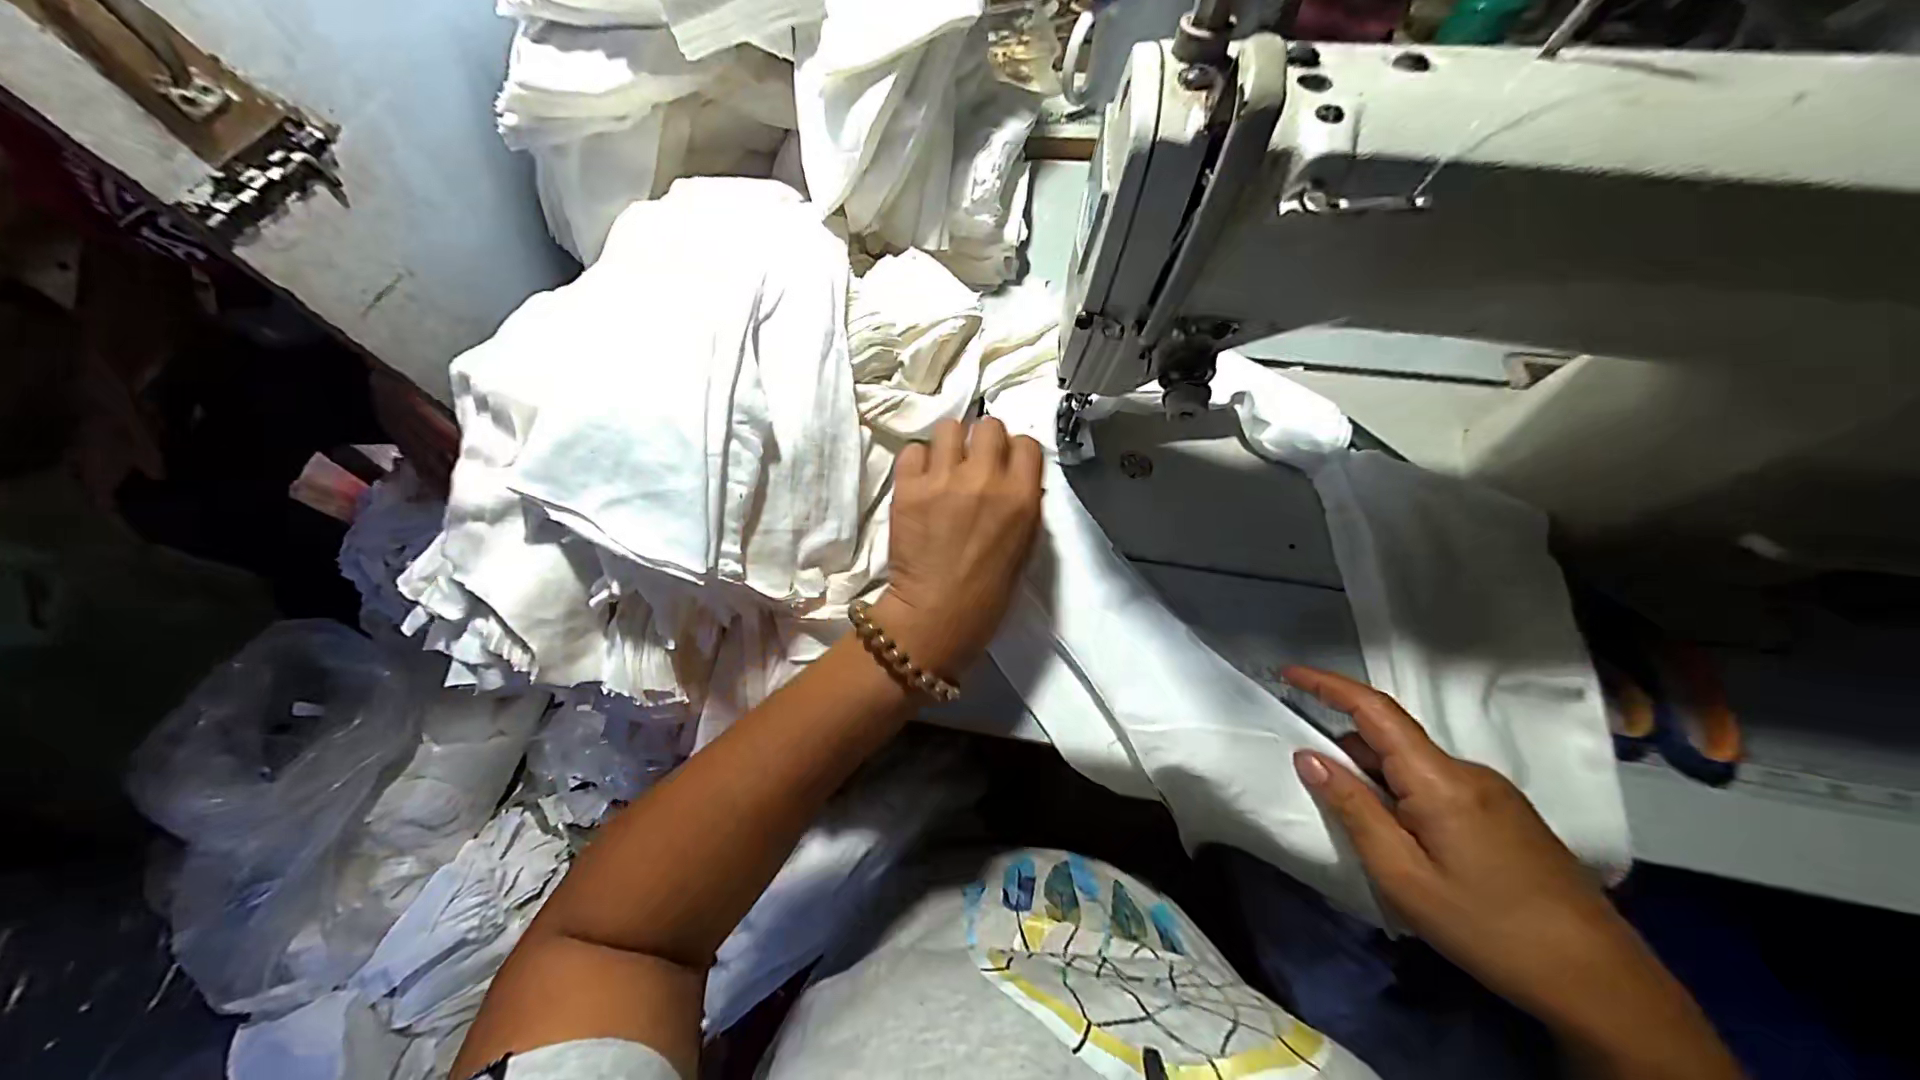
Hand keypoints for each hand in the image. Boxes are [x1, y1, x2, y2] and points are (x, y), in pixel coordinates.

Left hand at [875, 417, 1042, 679]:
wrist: (936, 614)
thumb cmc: (988, 592)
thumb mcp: (1025, 545)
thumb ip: (1023, 504)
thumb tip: (1012, 477)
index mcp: (1021, 497)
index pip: (1027, 443)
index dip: (1015, 452)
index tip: (1004, 466)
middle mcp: (985, 479)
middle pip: (989, 426)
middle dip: (982, 441)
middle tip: (972, 464)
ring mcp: (944, 480)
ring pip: (950, 428)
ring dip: (949, 446)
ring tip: (944, 469)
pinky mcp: (908, 487)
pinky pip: (914, 450)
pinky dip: (918, 463)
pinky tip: (920, 483)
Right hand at [1285, 665, 1741, 1079]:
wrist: (1602, 983)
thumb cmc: (1489, 928)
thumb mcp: (1403, 875)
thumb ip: (1353, 809)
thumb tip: (1309, 757)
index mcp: (1440, 779)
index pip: (1374, 710)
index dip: (1327, 685)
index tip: (1288, 672)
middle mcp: (1468, 771)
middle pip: (1390, 740)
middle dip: (1345, 752)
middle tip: (1316, 792)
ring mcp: (1493, 792)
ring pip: (1412, 766)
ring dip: (1376, 781)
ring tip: (1365, 834)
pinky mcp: (1506, 815)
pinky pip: (1437, 786)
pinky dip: (1403, 797)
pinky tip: (1406, 844)